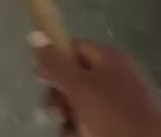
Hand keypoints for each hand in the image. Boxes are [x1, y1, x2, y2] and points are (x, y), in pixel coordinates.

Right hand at [31, 33, 160, 136]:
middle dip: (60, 96)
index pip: (74, 47)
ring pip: (84, 104)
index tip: (39, 78)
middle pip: (76, 77)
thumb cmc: (114, 118)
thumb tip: (34, 34)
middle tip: (53, 112)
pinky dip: (84, 130)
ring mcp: (124, 104)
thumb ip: (55, 62)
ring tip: (69, 131)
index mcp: (111, 58)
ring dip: (70, 118)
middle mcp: (118, 77)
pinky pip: (96, 122)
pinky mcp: (126, 128)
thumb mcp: (80, 88)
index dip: (53, 59)